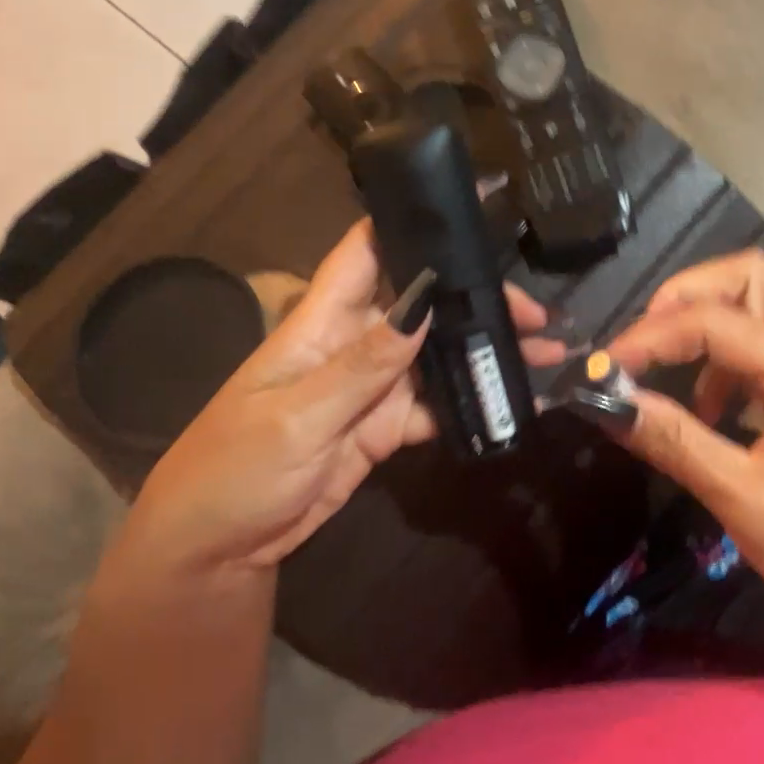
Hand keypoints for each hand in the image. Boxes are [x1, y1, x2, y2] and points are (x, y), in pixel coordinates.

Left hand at [127, 220, 563, 569]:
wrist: (217, 550)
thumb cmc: (235, 471)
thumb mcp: (297, 417)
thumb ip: (364, 365)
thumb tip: (423, 303)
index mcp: (320, 325)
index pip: (366, 254)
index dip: (410, 224)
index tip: (469, 213)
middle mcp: (353, 346)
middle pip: (422, 306)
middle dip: (476, 300)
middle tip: (534, 313)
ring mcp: (373, 390)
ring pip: (440, 356)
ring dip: (487, 351)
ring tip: (546, 353)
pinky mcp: (386, 429)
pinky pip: (439, 408)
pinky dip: (476, 405)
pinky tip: (518, 404)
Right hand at [606, 250, 763, 614]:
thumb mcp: (740, 499)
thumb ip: (676, 442)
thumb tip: (609, 403)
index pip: (717, 321)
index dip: (652, 336)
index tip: (605, 368)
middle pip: (749, 276)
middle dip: (686, 294)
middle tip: (641, 340)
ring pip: (755, 299)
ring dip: (702, 319)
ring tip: (660, 369)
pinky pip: (759, 337)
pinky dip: (718, 352)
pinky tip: (701, 406)